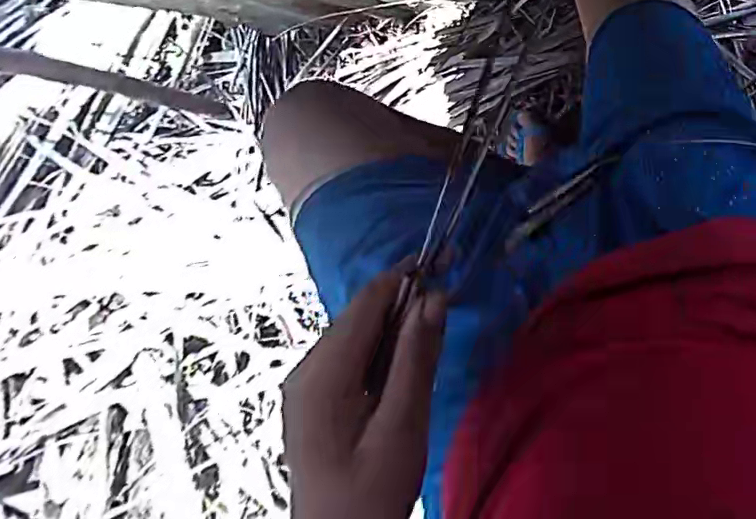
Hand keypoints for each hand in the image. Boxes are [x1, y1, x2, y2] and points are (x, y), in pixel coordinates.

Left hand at [281, 266, 446, 518]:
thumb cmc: (370, 495)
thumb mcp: (402, 427)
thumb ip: (417, 357)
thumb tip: (434, 295)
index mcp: (322, 374)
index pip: (368, 301)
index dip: (408, 274)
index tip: (447, 260)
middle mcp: (307, 370)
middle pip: (362, 313)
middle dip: (406, 298)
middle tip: (448, 296)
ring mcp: (307, 385)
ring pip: (360, 331)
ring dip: (398, 323)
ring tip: (433, 332)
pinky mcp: (315, 399)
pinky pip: (354, 354)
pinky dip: (384, 347)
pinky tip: (407, 363)